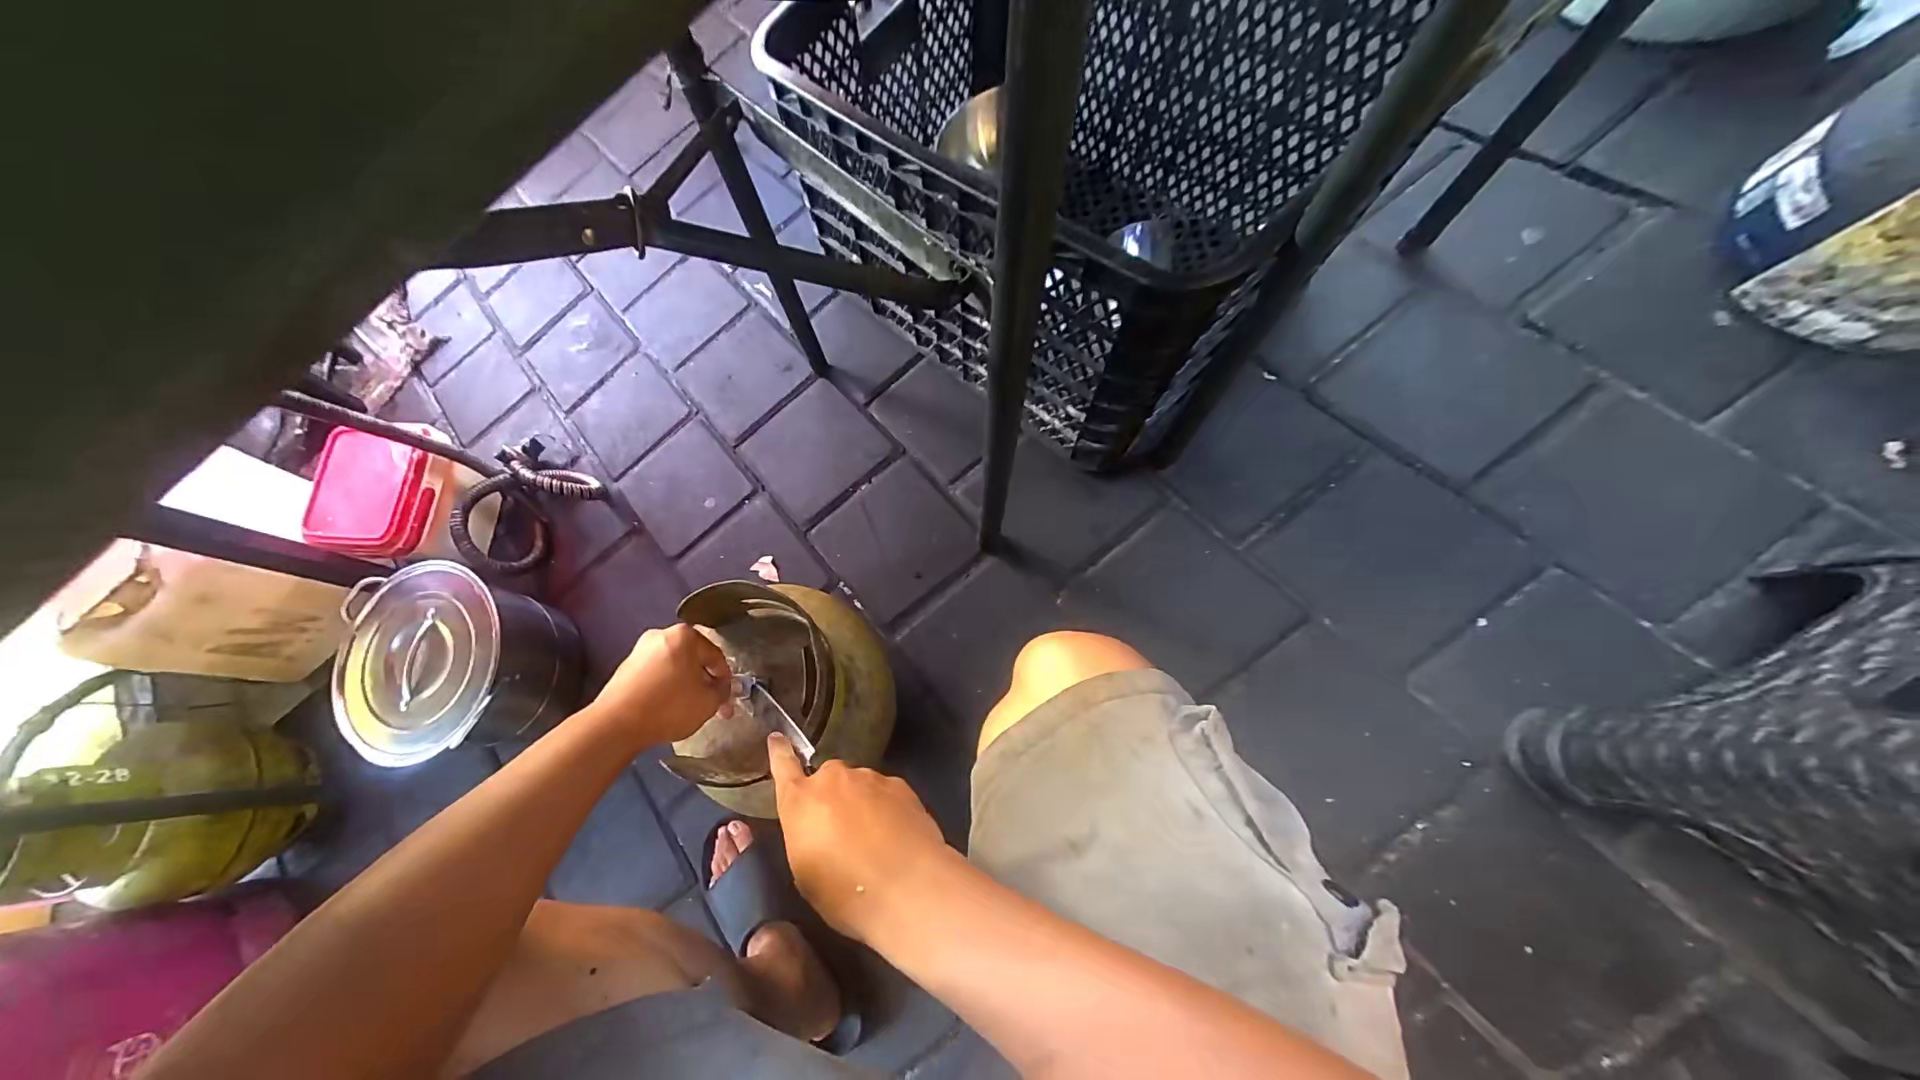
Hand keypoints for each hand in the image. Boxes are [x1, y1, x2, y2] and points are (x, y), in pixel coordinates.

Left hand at [589, 624, 731, 746]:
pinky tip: (667, 708)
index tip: (727, 698)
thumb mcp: (709, 702)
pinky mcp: (624, 669)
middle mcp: (660, 636)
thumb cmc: (669, 706)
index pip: (716, 656)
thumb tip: (721, 688)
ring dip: (684, 685)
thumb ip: (723, 691)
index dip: (726, 680)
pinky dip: (665, 689)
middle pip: (693, 660)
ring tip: (689, 709)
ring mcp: (639, 651)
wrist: (616, 724)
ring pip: (673, 668)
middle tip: (710, 704)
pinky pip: (655, 676)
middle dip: (703, 682)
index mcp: (685, 635)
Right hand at [766, 732, 950, 942]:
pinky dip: (887, 808)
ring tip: (874, 840)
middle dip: (832, 798)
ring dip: (861, 803)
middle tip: (842, 831)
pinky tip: (896, 836)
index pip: (784, 765)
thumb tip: (816, 827)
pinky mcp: (901, 785)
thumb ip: (804, 835)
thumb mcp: (805, 872)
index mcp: (801, 801)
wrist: (907, 887)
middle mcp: (833, 779)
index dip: (780, 752)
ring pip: (859, 785)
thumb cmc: (844, 894)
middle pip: (828, 779)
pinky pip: (885, 793)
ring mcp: (870, 778)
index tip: (778, 737)